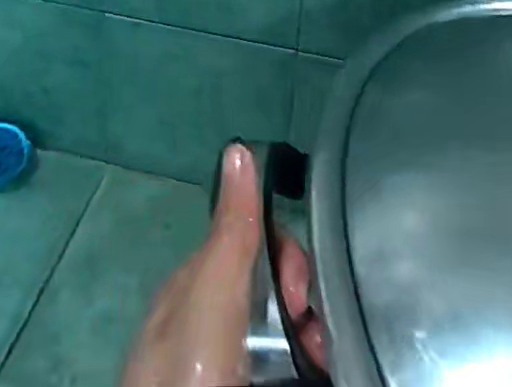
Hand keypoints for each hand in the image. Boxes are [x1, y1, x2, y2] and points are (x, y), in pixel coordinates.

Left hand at [120, 143, 327, 386]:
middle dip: (305, 304)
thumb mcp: (211, 295)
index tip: (304, 292)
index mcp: (197, 284)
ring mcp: (221, 363)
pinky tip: (312, 371)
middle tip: (316, 337)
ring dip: (311, 341)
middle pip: (270, 289)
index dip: (288, 256)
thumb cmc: (188, 371)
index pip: (252, 241)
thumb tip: (239, 147)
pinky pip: (279, 364)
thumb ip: (231, 231)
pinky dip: (302, 364)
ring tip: (322, 360)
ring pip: (278, 333)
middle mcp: (207, 320)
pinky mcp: (238, 380)